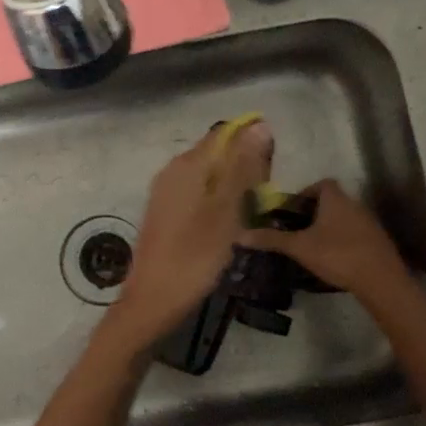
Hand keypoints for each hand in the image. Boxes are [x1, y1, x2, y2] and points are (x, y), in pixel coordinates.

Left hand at [115, 121, 273, 338]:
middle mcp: (172, 171)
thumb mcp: (227, 211)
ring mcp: (166, 192)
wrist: (154, 299)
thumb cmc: (195, 256)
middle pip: (216, 154)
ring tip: (251, 212)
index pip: (225, 135)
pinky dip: (217, 202)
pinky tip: (229, 224)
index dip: (252, 144)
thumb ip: (242, 167)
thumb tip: (259, 126)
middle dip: (244, 167)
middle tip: (264, 197)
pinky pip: (198, 194)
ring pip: (208, 176)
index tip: (271, 170)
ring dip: (233, 187)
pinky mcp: (166, 213)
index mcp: (187, 165)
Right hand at [237, 179, 406, 296]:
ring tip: (313, 245)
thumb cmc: (337, 254)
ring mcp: (369, 222)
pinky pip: (356, 233)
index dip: (306, 193)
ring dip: (330, 226)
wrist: (380, 279)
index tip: (293, 209)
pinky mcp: (378, 241)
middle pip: (333, 200)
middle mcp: (354, 204)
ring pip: (344, 217)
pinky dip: (343, 240)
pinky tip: (334, 258)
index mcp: (335, 199)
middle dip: (315, 212)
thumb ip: (272, 240)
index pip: (322, 184)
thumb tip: (240, 235)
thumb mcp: (299, 247)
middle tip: (298, 229)